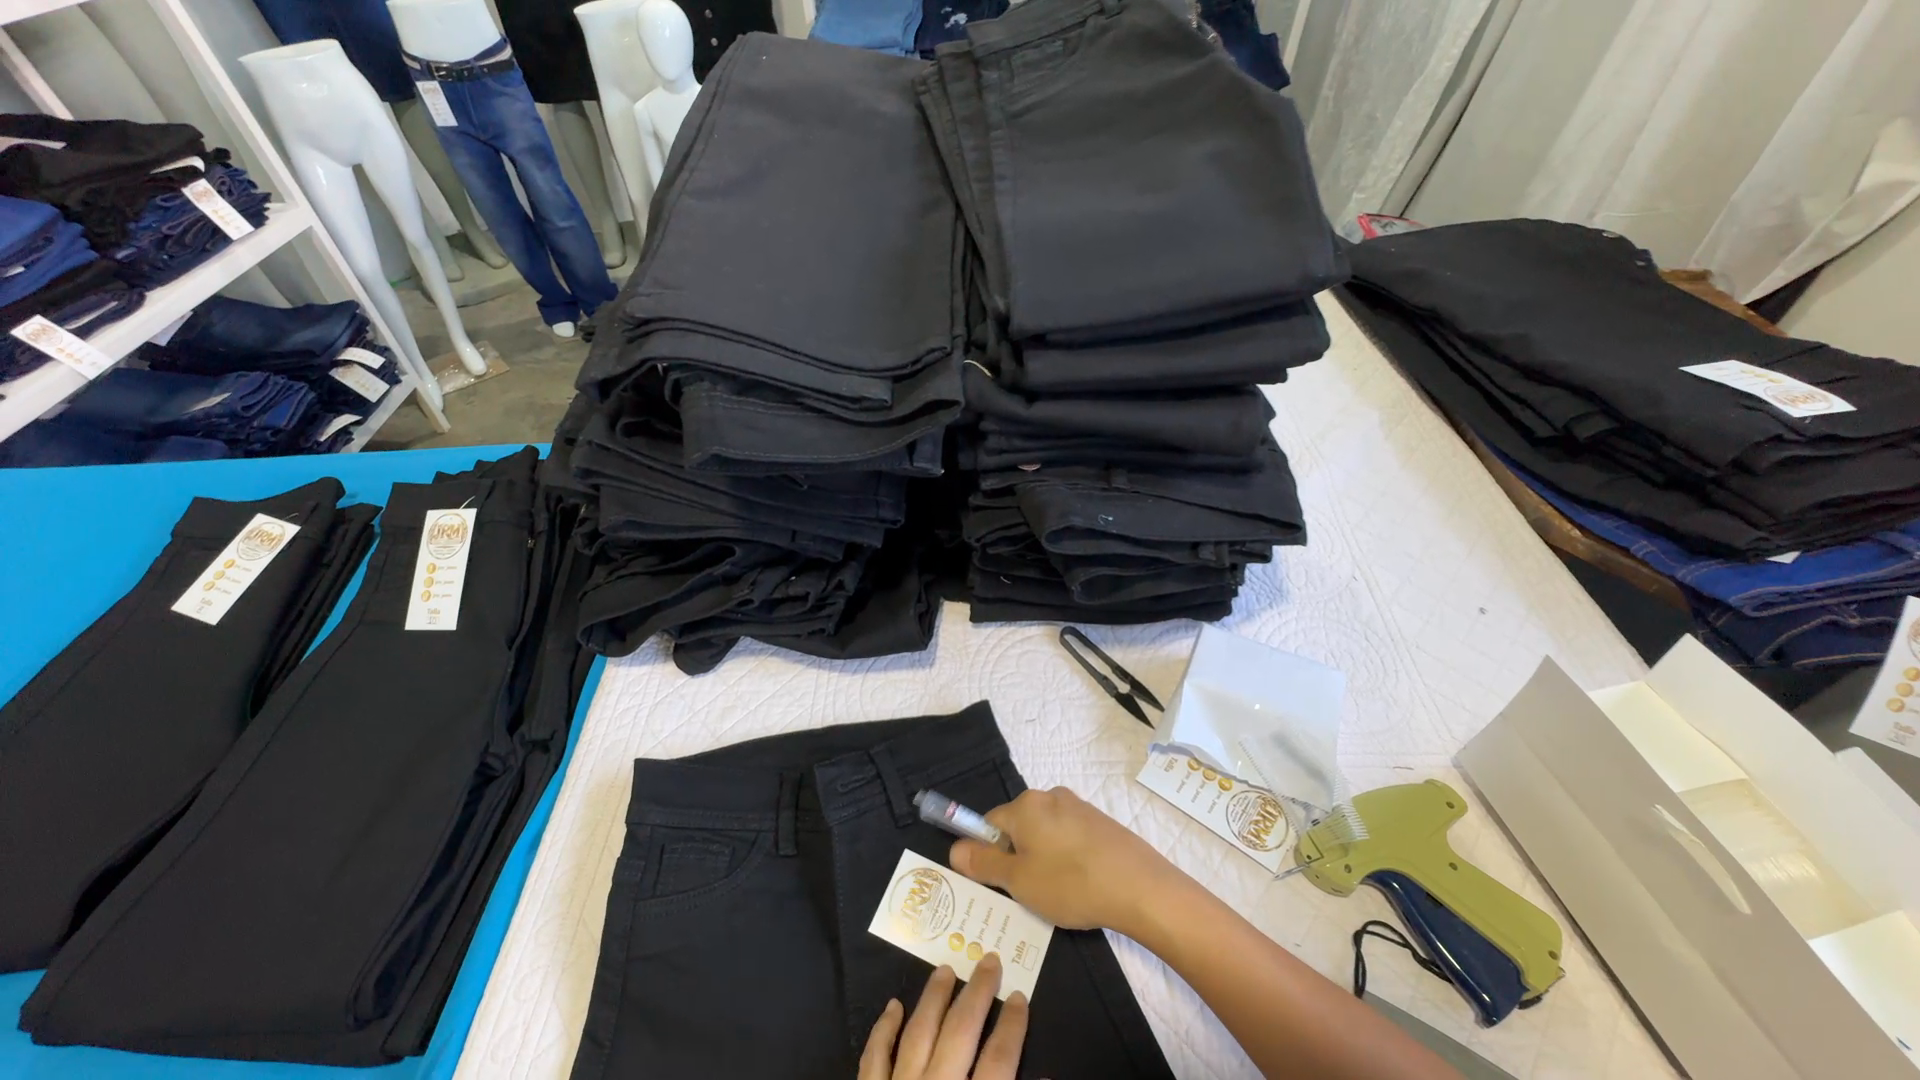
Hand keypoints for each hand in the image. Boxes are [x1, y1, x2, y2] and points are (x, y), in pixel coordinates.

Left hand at [858, 954, 1027, 1079]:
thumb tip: (1047, 1076)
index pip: (999, 1059)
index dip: (1013, 1026)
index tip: (1020, 996)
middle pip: (960, 1032)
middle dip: (978, 994)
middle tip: (989, 960)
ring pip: (919, 1034)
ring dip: (933, 999)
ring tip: (946, 970)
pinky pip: (875, 1059)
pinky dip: (883, 1031)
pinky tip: (893, 1006)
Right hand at [949, 787, 1189, 933]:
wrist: (1141, 888)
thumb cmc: (1070, 883)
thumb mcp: (1018, 881)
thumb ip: (983, 862)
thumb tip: (955, 847)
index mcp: (1025, 805)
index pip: (988, 824)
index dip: (987, 854)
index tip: (999, 882)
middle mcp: (1051, 797)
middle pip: (1018, 826)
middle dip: (1017, 857)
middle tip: (1028, 892)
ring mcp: (1080, 808)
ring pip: (1045, 834)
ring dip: (1043, 859)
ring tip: (1057, 893)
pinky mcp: (1102, 823)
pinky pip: (1070, 839)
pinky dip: (1067, 859)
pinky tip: (1080, 885)